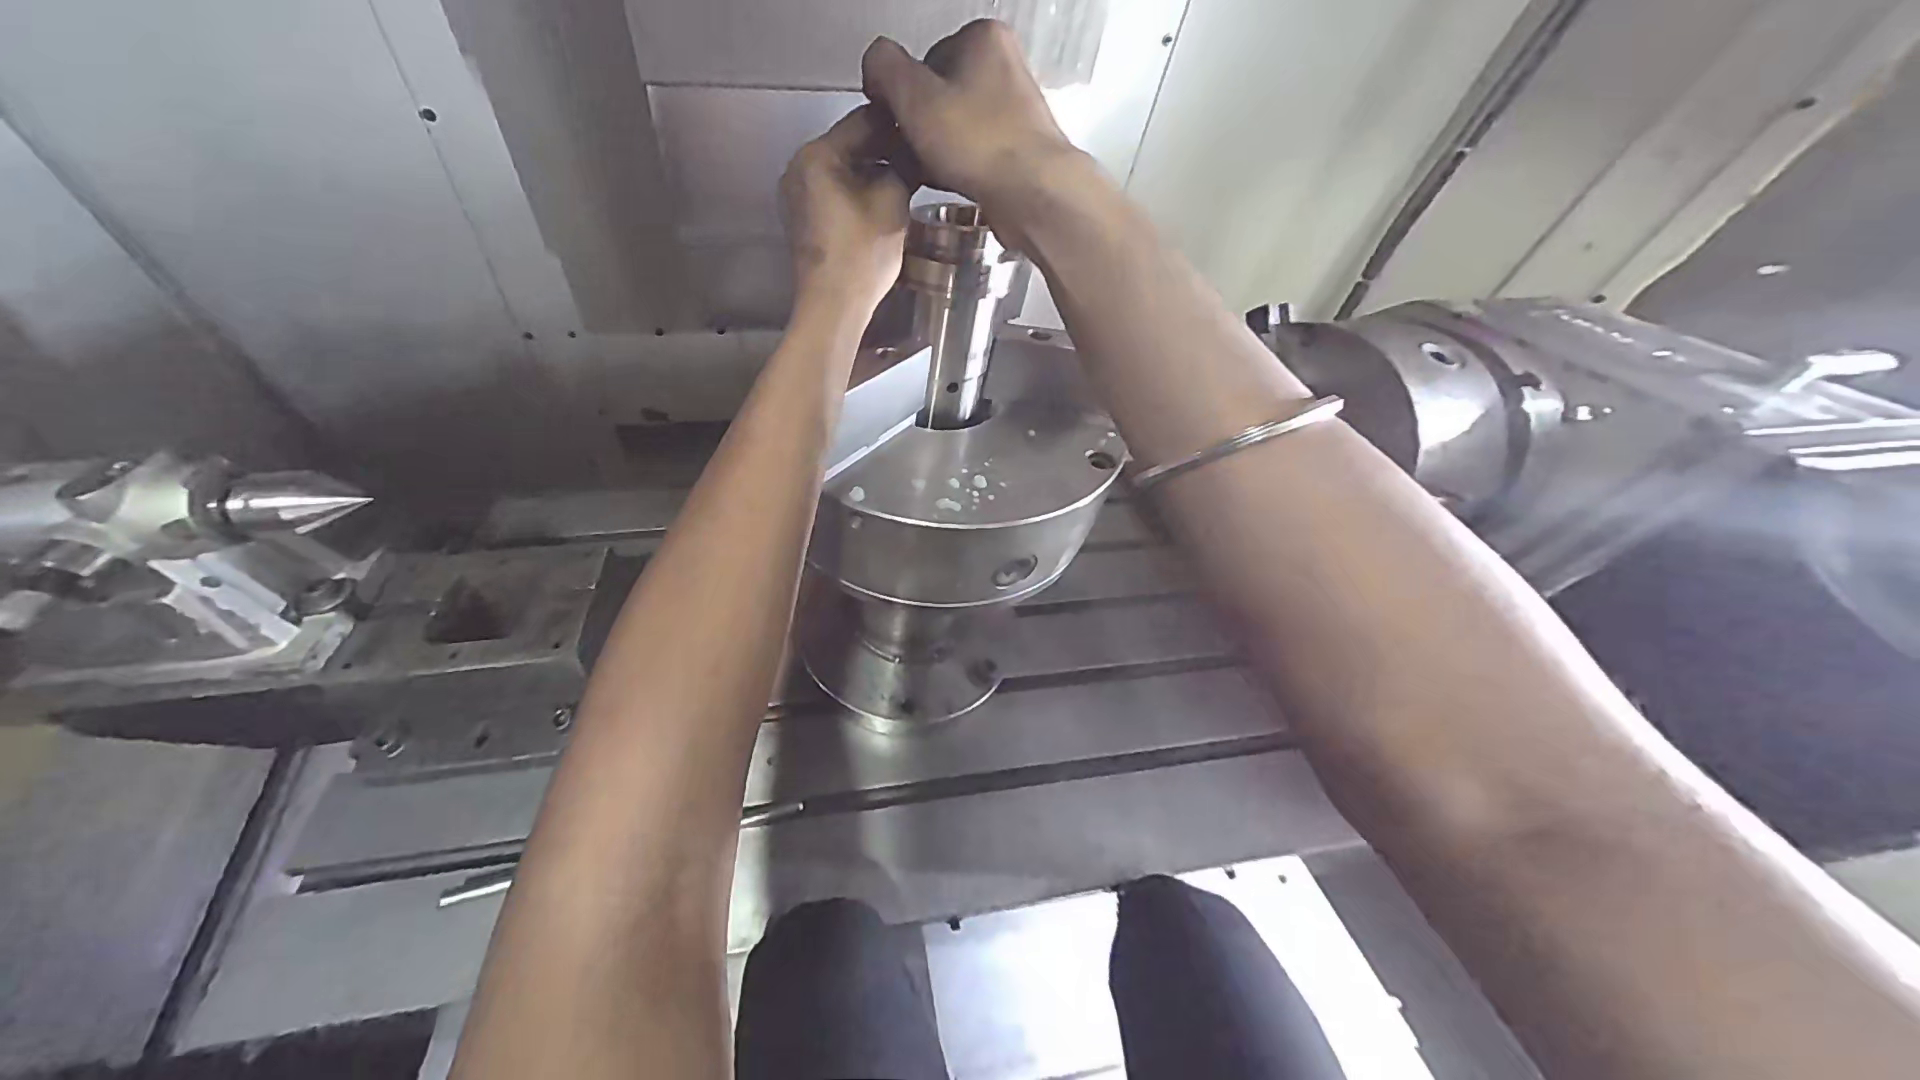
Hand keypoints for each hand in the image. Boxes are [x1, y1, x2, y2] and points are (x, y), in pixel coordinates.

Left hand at [781, 105, 911, 314]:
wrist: (833, 306)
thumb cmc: (862, 255)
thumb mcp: (892, 203)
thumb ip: (903, 167)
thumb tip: (912, 154)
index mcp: (817, 154)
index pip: (864, 121)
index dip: (898, 125)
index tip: (924, 133)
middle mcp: (799, 167)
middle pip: (849, 144)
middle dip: (884, 150)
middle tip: (919, 160)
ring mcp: (796, 195)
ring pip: (842, 170)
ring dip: (872, 172)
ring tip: (906, 183)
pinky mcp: (802, 219)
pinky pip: (833, 192)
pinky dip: (857, 192)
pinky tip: (882, 204)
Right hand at [861, 21, 1088, 236]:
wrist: (1034, 195)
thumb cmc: (980, 143)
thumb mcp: (914, 96)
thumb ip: (884, 68)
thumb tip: (875, 64)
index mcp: (982, 39)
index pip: (921, 60)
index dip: (899, 95)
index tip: (891, 124)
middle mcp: (1004, 69)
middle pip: (937, 96)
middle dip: (916, 126)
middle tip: (905, 153)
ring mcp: (1013, 113)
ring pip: (954, 129)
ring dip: (932, 151)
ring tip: (923, 172)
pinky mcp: (1017, 153)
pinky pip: (972, 155)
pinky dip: (954, 168)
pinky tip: (945, 183)